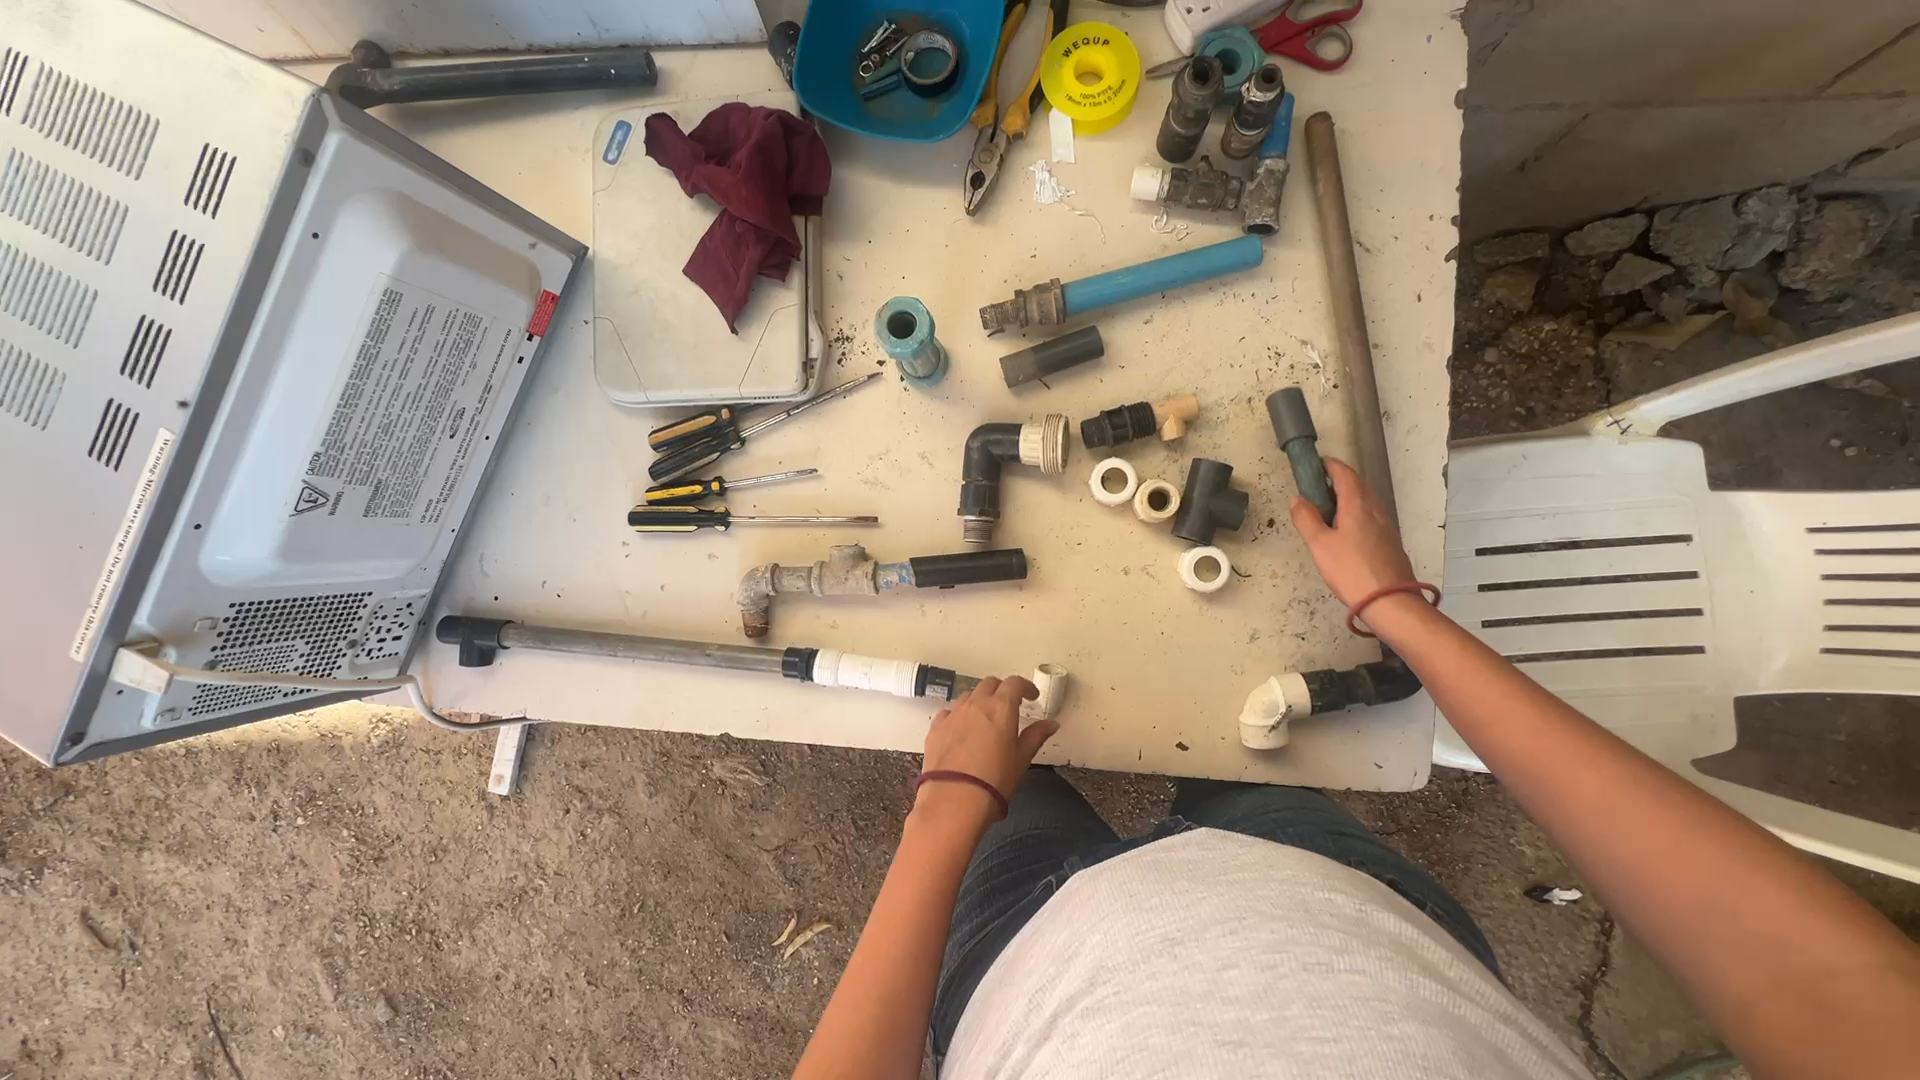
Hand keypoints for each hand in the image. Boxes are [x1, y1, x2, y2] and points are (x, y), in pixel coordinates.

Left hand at [917, 676, 1054, 820]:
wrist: (954, 800)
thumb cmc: (992, 782)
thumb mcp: (1021, 759)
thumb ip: (1036, 736)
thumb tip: (1050, 725)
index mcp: (1000, 708)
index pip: (1014, 683)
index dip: (1025, 687)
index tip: (1031, 695)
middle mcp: (975, 705)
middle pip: (989, 684)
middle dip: (1001, 690)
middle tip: (1010, 704)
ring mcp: (953, 715)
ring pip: (968, 696)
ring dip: (979, 701)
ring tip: (986, 719)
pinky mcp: (935, 729)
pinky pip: (948, 713)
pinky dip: (958, 716)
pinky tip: (961, 730)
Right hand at [1289, 457, 1416, 606]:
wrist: (1390, 601)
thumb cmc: (1351, 570)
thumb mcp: (1319, 545)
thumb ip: (1306, 519)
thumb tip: (1297, 498)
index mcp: (1357, 505)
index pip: (1344, 474)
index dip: (1329, 465)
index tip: (1314, 464)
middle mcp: (1375, 510)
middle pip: (1357, 485)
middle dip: (1337, 480)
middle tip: (1315, 487)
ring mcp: (1385, 526)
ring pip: (1365, 501)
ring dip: (1347, 497)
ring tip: (1327, 509)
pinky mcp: (1389, 541)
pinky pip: (1370, 516)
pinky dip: (1355, 512)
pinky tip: (1344, 530)